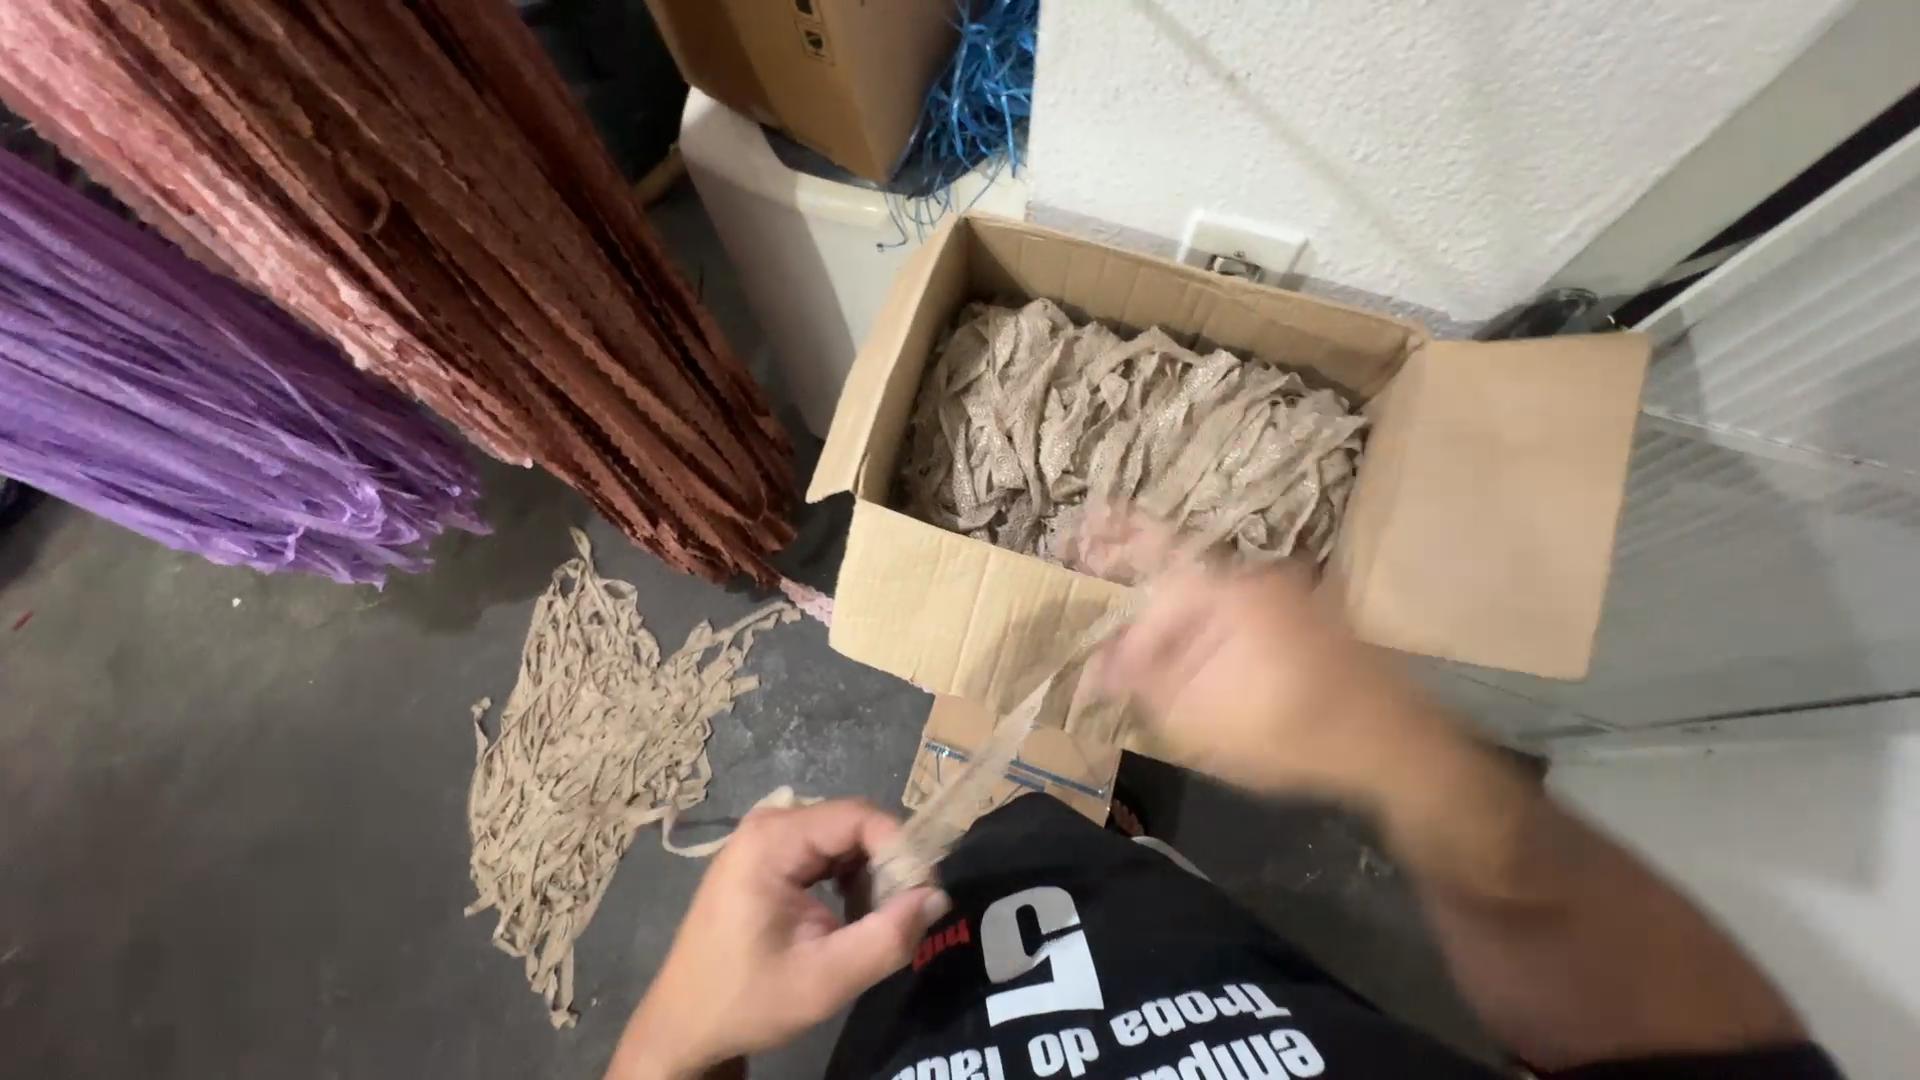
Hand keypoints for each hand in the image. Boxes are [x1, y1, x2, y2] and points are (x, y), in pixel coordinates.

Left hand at [606, 800, 949, 1079]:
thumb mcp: (824, 980)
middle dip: (887, 864)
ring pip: (844, 836)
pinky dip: (849, 876)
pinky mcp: (768, 854)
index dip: (900, 849)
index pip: (860, 817)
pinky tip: (852, 914)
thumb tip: (938, 896)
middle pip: (853, 823)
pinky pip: (826, 849)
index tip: (923, 894)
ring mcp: (766, 837)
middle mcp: (769, 824)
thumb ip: (886, 938)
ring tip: (877, 920)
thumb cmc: (747, 1001)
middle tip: (904, 914)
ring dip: (871, 873)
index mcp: (772, 840)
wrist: (682, 1026)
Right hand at [1091, 553, 1457, 803]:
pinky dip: (1205, 637)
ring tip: (1149, 672)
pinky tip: (1197, 673)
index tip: (1080, 530)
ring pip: (1208, 604)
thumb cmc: (1289, 731)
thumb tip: (1094, 665)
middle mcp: (1254, 581)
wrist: (1395, 747)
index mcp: (1226, 592)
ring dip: (1173, 632)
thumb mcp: (1198, 718)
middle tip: (1112, 635)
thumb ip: (1140, 683)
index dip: (1113, 537)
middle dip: (1141, 611)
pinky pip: (1236, 618)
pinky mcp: (1303, 622)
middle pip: (1177, 584)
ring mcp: (1284, 599)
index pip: (1153, 551)